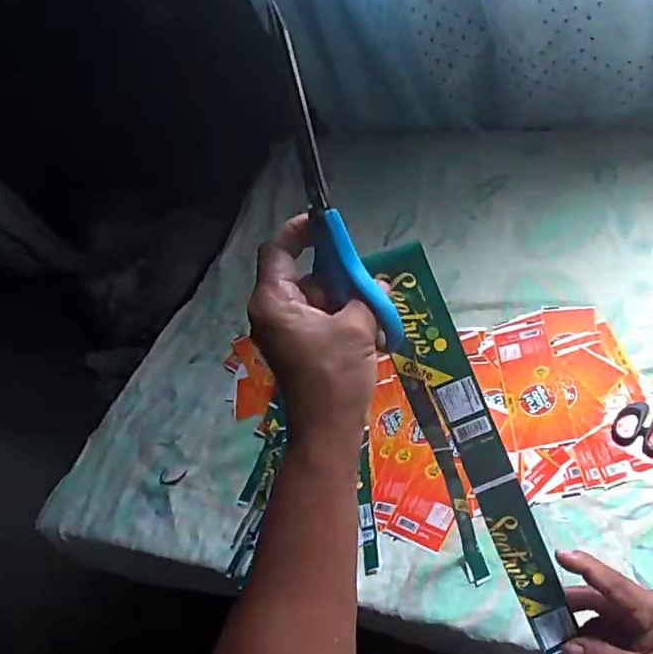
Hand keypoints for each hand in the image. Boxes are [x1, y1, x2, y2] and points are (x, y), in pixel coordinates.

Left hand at [248, 214, 380, 447]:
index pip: (278, 251)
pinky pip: (323, 322)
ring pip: (319, 302)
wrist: (328, 429)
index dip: (301, 232)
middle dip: (339, 277)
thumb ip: (366, 296)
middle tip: (369, 282)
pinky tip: (371, 334)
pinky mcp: (301, 349)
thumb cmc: (336, 375)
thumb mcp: (357, 327)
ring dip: (349, 303)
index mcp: (275, 302)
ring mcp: (287, 333)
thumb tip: (378, 282)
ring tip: (377, 316)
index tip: (326, 224)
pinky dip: (345, 322)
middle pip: (305, 278)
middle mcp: (274, 313)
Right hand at [556, 550, 652, 653]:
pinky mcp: (645, 631)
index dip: (584, 567)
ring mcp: (647, 617)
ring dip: (582, 624)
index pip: (612, 582)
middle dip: (573, 603)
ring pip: (606, 613)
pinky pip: (613, 626)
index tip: (559, 554)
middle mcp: (648, 605)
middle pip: (604, 597)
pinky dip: (595, 636)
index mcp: (651, 609)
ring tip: (555, 636)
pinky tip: (578, 650)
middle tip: (542, 609)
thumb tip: (565, 646)